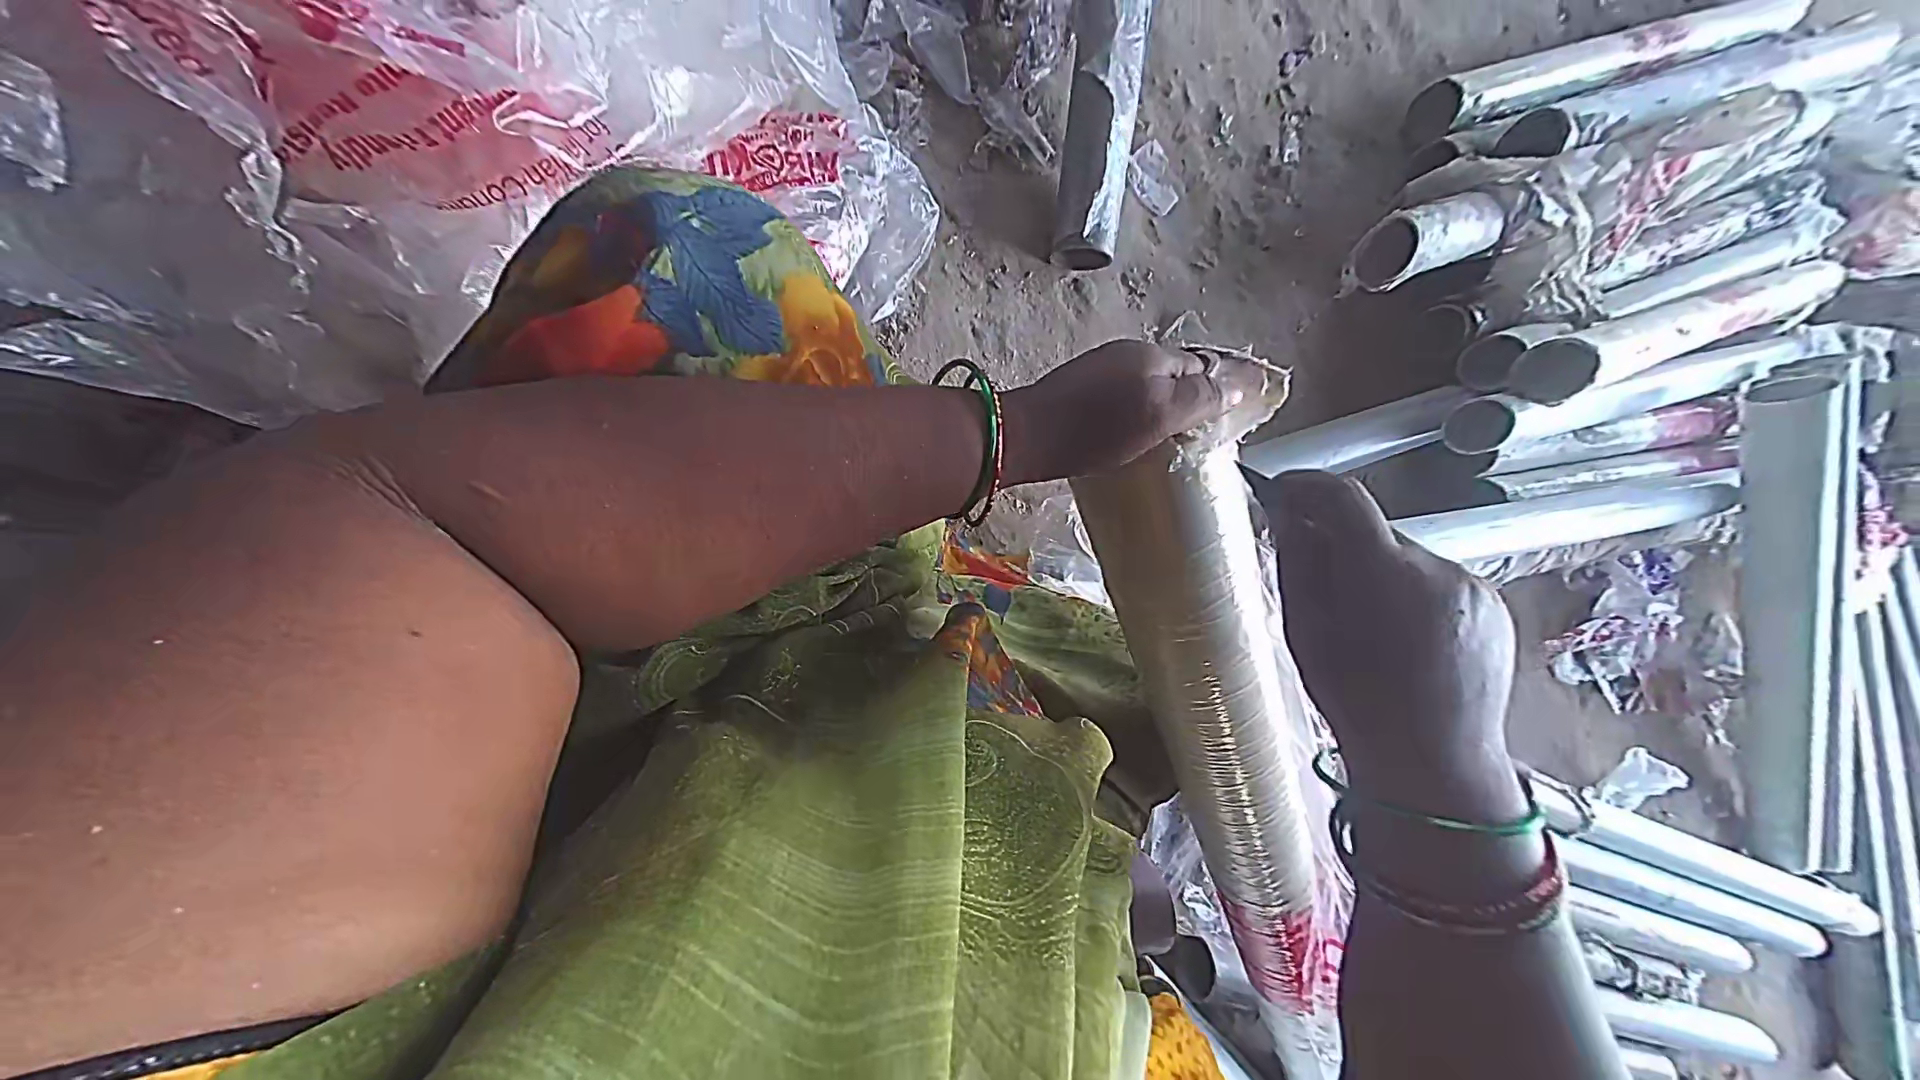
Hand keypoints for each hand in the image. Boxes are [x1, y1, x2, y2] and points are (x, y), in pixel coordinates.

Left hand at [999, 340, 1264, 484]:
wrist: (1025, 438)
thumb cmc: (1094, 431)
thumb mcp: (1158, 415)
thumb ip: (1201, 396)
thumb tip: (1243, 382)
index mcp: (1152, 356)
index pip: (1205, 364)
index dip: (1227, 382)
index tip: (1245, 402)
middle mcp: (1127, 355)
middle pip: (1177, 371)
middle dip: (1199, 390)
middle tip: (1215, 421)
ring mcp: (1099, 372)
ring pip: (1150, 383)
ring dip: (1169, 401)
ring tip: (1181, 431)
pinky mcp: (1078, 393)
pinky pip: (1126, 396)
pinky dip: (1142, 410)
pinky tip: (1139, 431)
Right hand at [1251, 470, 1526, 820]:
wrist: (1436, 766)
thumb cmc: (1358, 705)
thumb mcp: (1305, 634)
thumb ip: (1298, 566)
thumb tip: (1288, 516)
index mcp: (1386, 576)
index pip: (1344, 498)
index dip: (1306, 485)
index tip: (1279, 489)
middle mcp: (1440, 568)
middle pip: (1373, 530)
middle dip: (1337, 542)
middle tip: (1310, 575)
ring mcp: (1474, 585)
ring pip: (1403, 556)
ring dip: (1373, 570)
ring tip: (1360, 621)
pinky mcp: (1493, 603)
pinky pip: (1434, 579)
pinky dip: (1406, 591)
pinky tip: (1398, 634)